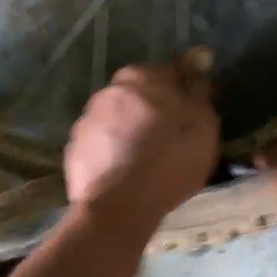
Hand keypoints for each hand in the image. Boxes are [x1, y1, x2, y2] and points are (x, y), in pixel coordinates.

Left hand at [65, 54, 219, 222]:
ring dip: (131, 130)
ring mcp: (86, 119)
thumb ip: (200, 93)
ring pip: (118, 118)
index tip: (191, 117)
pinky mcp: (74, 148)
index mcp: (142, 78)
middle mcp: (109, 90)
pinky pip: (102, 142)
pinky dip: (113, 151)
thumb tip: (199, 67)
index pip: (170, 74)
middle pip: (140, 95)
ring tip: (146, 161)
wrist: (118, 209)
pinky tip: (126, 173)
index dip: (183, 94)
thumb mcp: (203, 128)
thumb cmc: (168, 164)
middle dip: (154, 110)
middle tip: (171, 141)